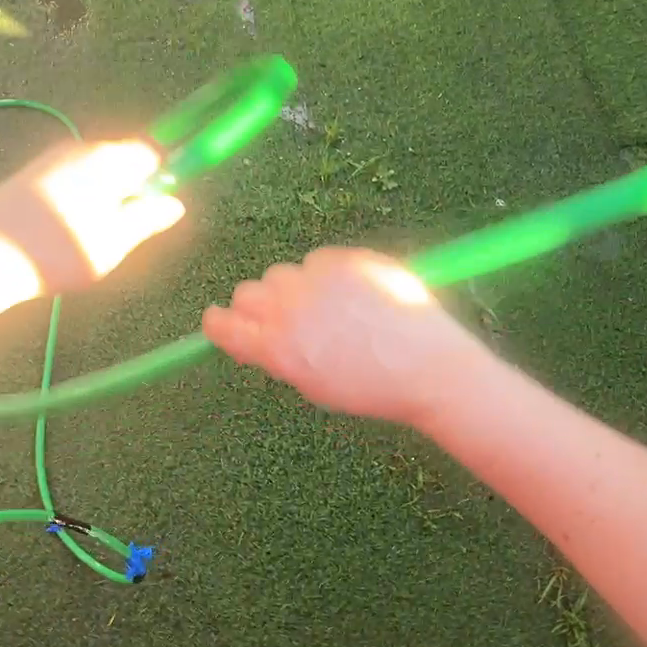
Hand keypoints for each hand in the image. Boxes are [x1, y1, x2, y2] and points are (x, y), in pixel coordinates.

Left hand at [0, 141, 184, 369]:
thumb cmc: (60, 252)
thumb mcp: (116, 243)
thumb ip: (148, 218)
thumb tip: (175, 204)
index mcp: (107, 158)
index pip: (150, 151)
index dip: (164, 175)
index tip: (162, 205)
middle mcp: (77, 149)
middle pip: (119, 159)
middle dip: (131, 189)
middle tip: (126, 234)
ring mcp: (47, 161)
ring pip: (90, 174)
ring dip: (100, 201)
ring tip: (88, 243)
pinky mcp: (24, 179)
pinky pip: (64, 184)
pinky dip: (73, 205)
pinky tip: (58, 238)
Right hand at [202, 247, 484, 426]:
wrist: (428, 367)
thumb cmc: (369, 386)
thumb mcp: (312, 385)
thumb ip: (277, 356)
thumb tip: (253, 334)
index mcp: (277, 349)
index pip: (222, 325)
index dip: (218, 323)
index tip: (222, 321)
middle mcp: (289, 311)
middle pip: (246, 293)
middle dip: (256, 306)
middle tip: (281, 319)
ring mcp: (316, 282)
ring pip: (280, 274)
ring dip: (290, 288)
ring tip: (324, 308)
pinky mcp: (344, 261)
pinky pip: (316, 260)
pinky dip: (323, 275)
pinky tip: (350, 295)